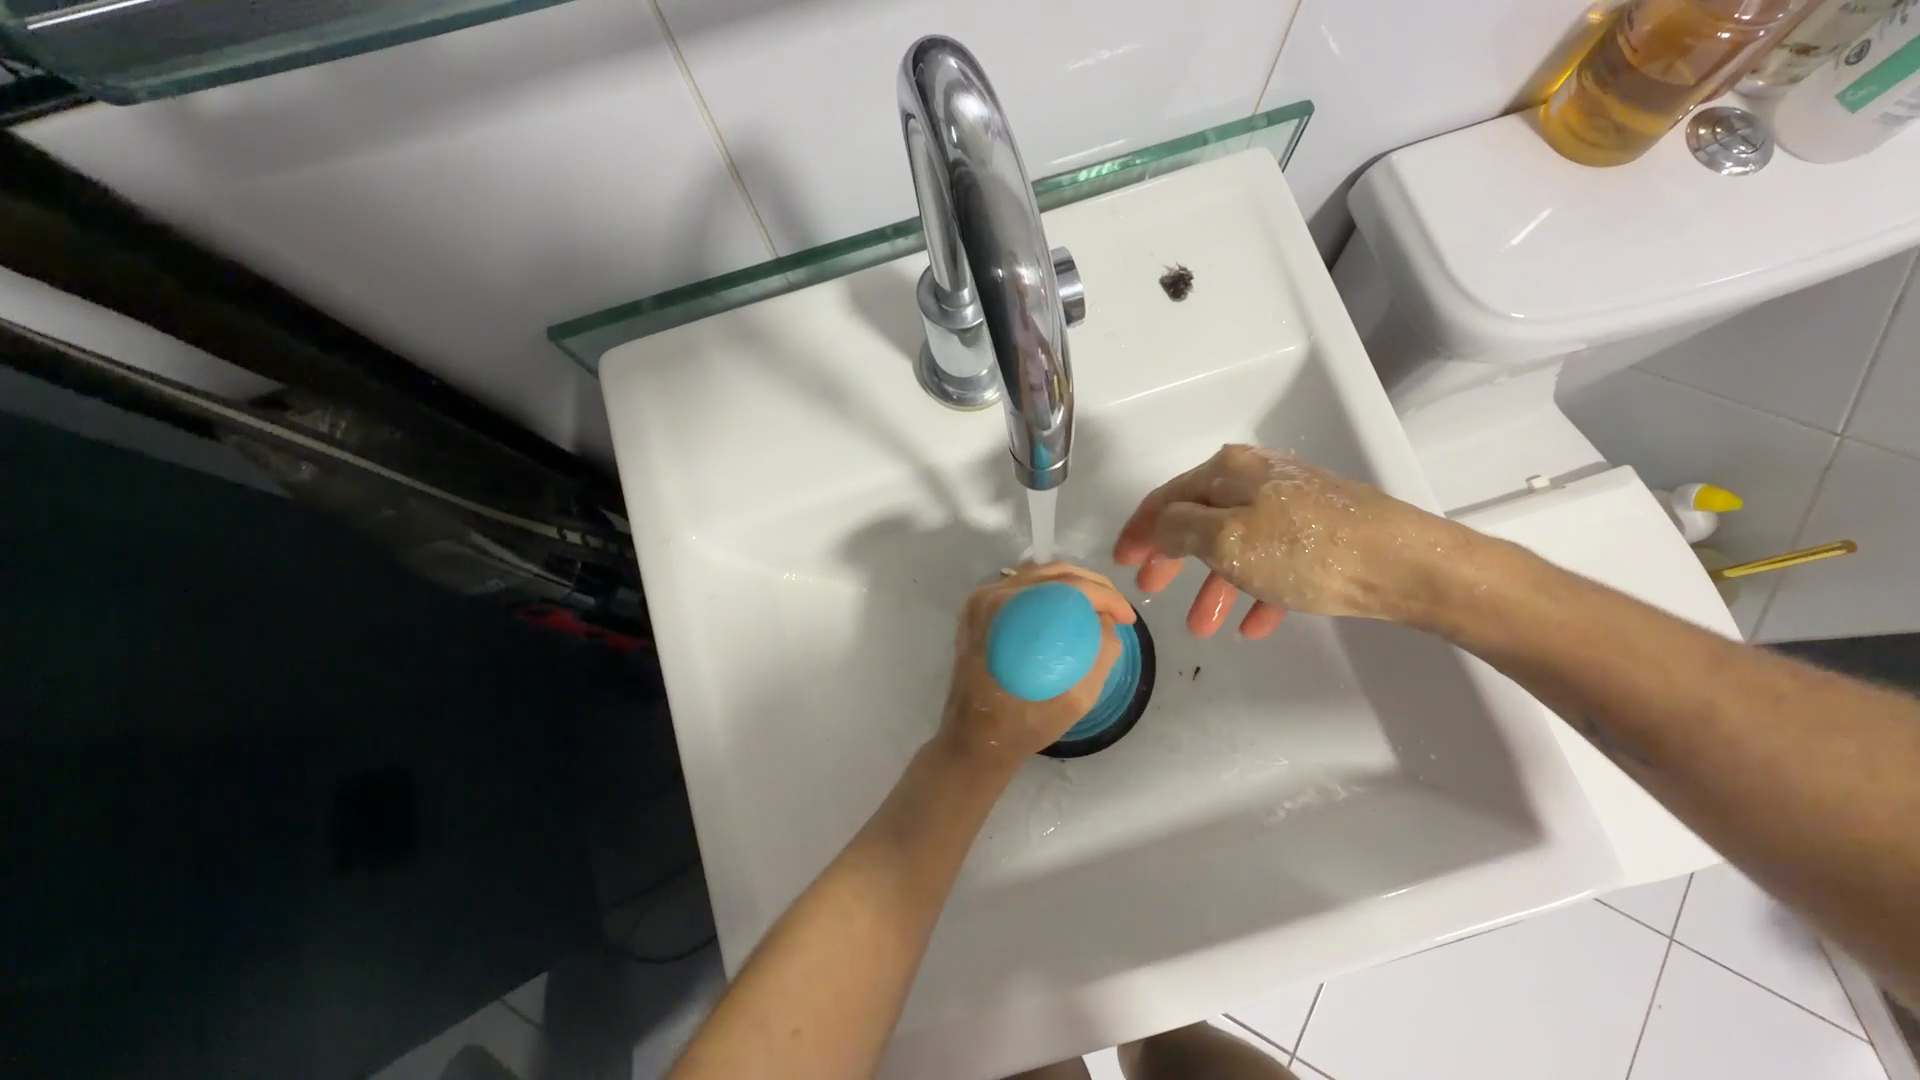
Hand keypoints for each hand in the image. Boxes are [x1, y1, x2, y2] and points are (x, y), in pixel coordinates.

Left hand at [938, 562, 1137, 769]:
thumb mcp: (1077, 696)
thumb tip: (1107, 619)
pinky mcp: (977, 613)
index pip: (1069, 585)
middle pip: (1052, 572)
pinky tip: (1067, 613)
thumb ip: (1101, 651)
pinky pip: (1020, 590)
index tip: (1128, 618)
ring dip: (1071, 585)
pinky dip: (1048, 594)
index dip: (1108, 596)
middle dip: (1093, 585)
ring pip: (1036, 576)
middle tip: (1117, 609)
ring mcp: (980, 602)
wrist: (975, 742)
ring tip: (1097, 608)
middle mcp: (990, 596)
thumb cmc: (1024, 723)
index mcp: (1010, 609)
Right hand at [1113, 444, 1456, 637]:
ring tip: (1202, 627)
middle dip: (1173, 558)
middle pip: (1200, 519)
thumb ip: (1181, 529)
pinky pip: (1274, 563)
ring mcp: (1294, 505)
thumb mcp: (1226, 540)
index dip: (1140, 530)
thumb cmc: (1306, 551)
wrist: (1405, 565)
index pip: (1168, 497)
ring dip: (1214, 586)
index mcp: (1230, 472)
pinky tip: (1254, 625)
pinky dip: (1257, 591)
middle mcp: (1260, 480)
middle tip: (1150, 589)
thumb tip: (1162, 523)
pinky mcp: (1323, 533)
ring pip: (1237, 546)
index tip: (1121, 561)